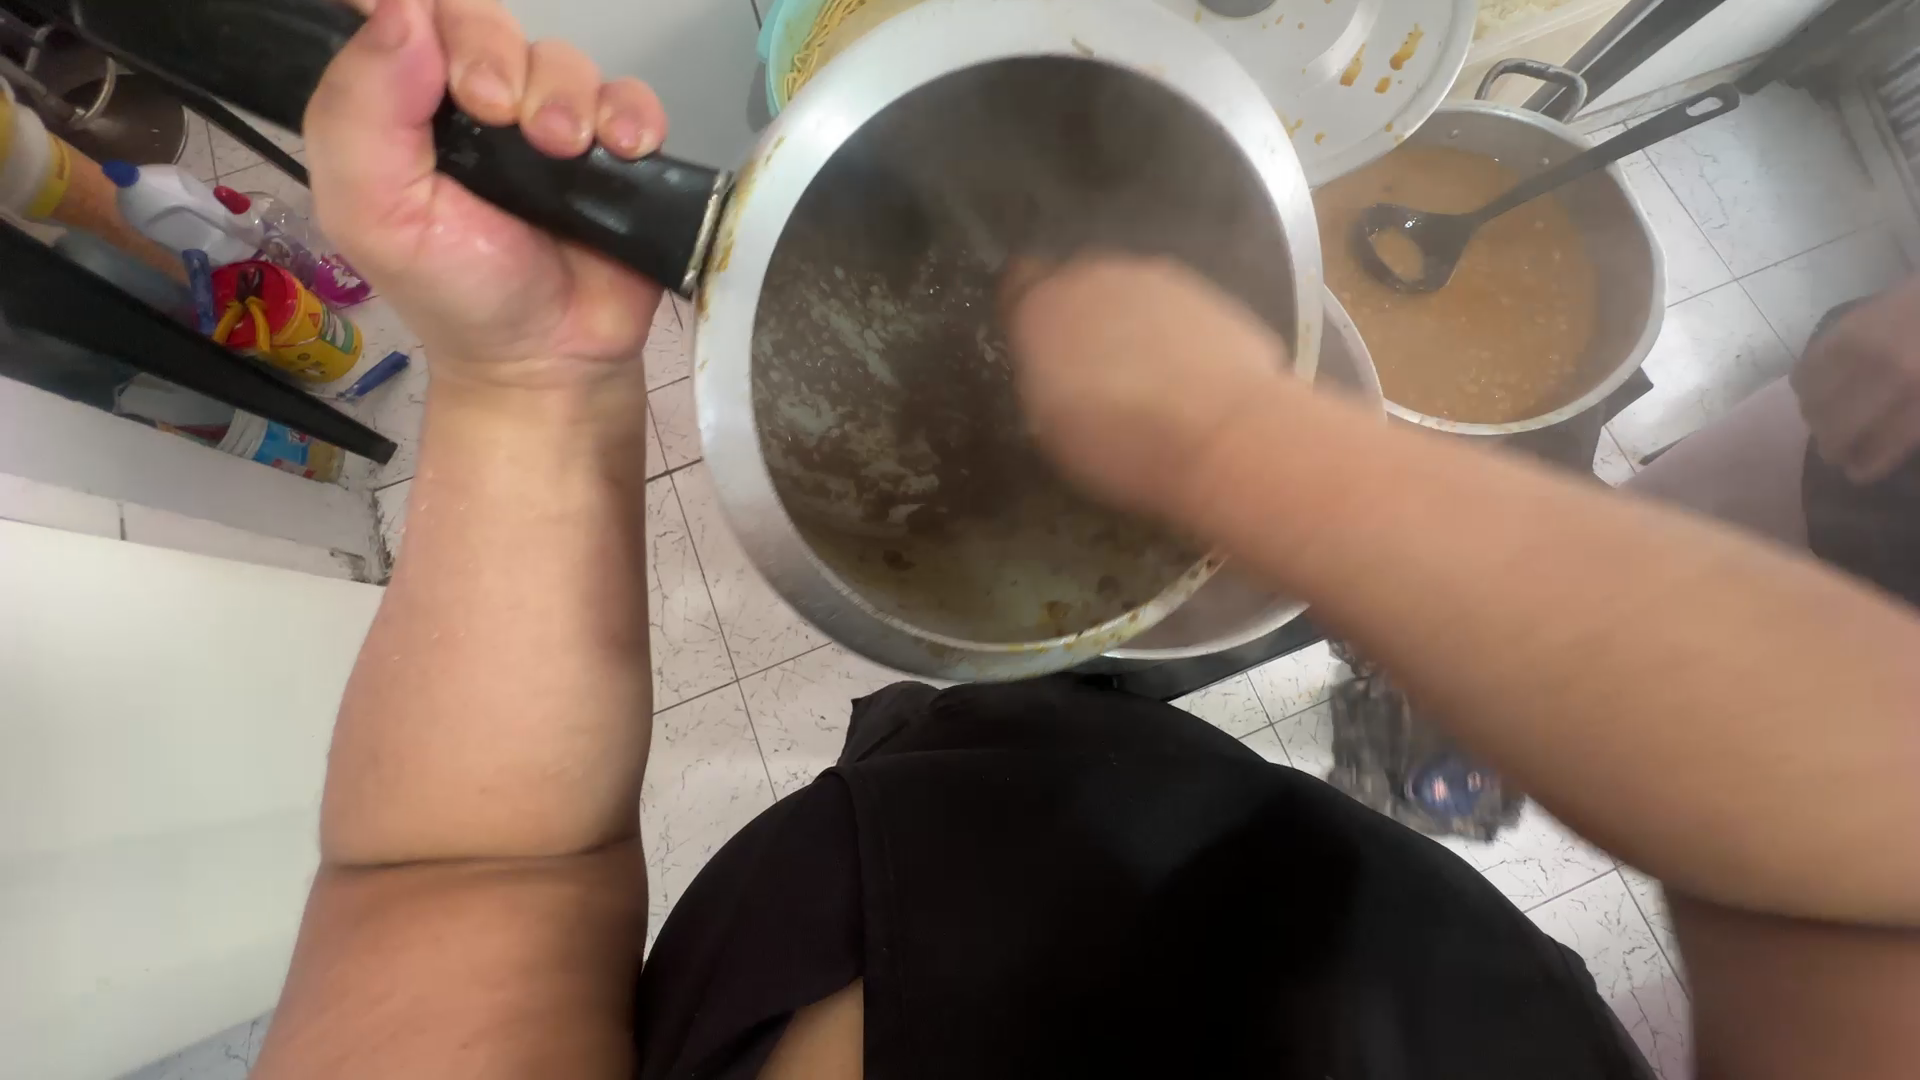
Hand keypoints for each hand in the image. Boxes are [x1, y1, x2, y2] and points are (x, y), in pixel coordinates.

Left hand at [305, 0, 668, 393]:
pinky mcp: (623, 164)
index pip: (413, 14)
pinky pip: (637, 104)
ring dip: (570, 96)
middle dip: (502, 60)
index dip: (431, 25)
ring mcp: (560, 134)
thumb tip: (404, 10)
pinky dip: (637, 114)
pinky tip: (627, 148)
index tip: (451, 85)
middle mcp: (485, 108)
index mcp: (411, 107)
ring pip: (569, 62)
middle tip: (509, 124)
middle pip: (492, 23)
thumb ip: (360, 109)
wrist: (551, 359)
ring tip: (567, 152)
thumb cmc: (457, 295)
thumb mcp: (372, 210)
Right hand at [1003, 256, 1293, 518]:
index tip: (1033, 346)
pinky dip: (1171, 331)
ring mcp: (1155, 277)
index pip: (1016, 285)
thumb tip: (1050, 367)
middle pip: (1074, 281)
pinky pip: (1172, 306)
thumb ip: (1041, 378)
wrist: (1222, 435)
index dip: (1024, 313)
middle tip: (1087, 368)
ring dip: (1126, 321)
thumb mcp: (1049, 427)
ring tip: (1142, 377)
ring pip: (1125, 290)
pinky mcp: (1208, 290)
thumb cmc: (1117, 444)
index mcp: (1040, 308)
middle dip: (1076, 315)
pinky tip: (1184, 376)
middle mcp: (1093, 276)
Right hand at [1790, 276, 1919, 483]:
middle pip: (1837, 425)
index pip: (1886, 438)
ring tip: (1831, 427)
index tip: (1858, 476)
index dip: (1870, 462)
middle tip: (1839, 456)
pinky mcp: (1837, 330)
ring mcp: (1855, 347)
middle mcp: (1883, 369)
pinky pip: (1804, 373)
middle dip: (1836, 446)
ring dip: (1819, 421)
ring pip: (1813, 403)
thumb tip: (1886, 440)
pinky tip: (1822, 395)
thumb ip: (1918, 414)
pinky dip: (1808, 391)